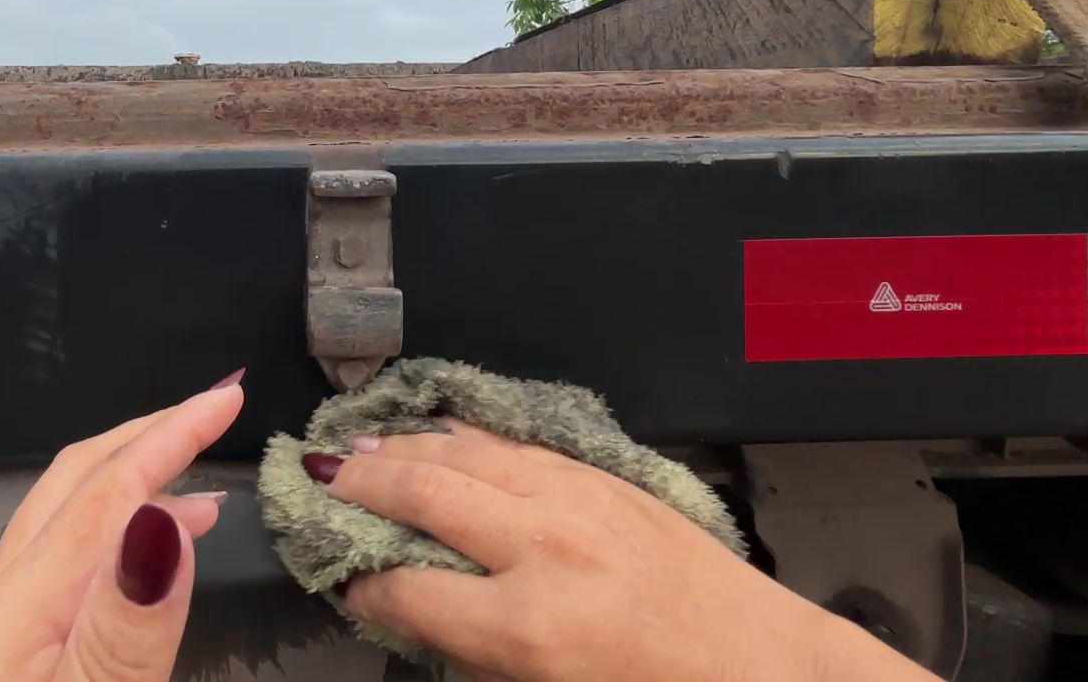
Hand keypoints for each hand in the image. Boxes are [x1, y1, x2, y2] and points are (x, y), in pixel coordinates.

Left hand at [0, 370, 245, 681]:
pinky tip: (149, 549)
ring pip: (67, 508)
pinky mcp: (0, 650)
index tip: (229, 395)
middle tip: (213, 409)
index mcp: (19, 606)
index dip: (172, 433)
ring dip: (134, 470)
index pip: (109, 488)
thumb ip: (123, 635)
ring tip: (201, 472)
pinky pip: (66, 548)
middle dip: (149, 430)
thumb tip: (166, 521)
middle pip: (77, 477)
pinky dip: (117, 520)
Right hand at [307, 420, 934, 681]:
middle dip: (362, 485)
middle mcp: (543, 545)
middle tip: (315, 475)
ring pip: (462, 451)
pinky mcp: (596, 473)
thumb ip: (475, 650)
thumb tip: (410, 605)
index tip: (335, 573)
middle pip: (426, 493)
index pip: (414, 591)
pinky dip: (458, 434)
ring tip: (357, 444)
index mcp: (534, 627)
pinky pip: (508, 443)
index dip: (363, 582)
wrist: (772, 666)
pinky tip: (433, 429)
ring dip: (402, 445)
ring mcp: (572, 496)